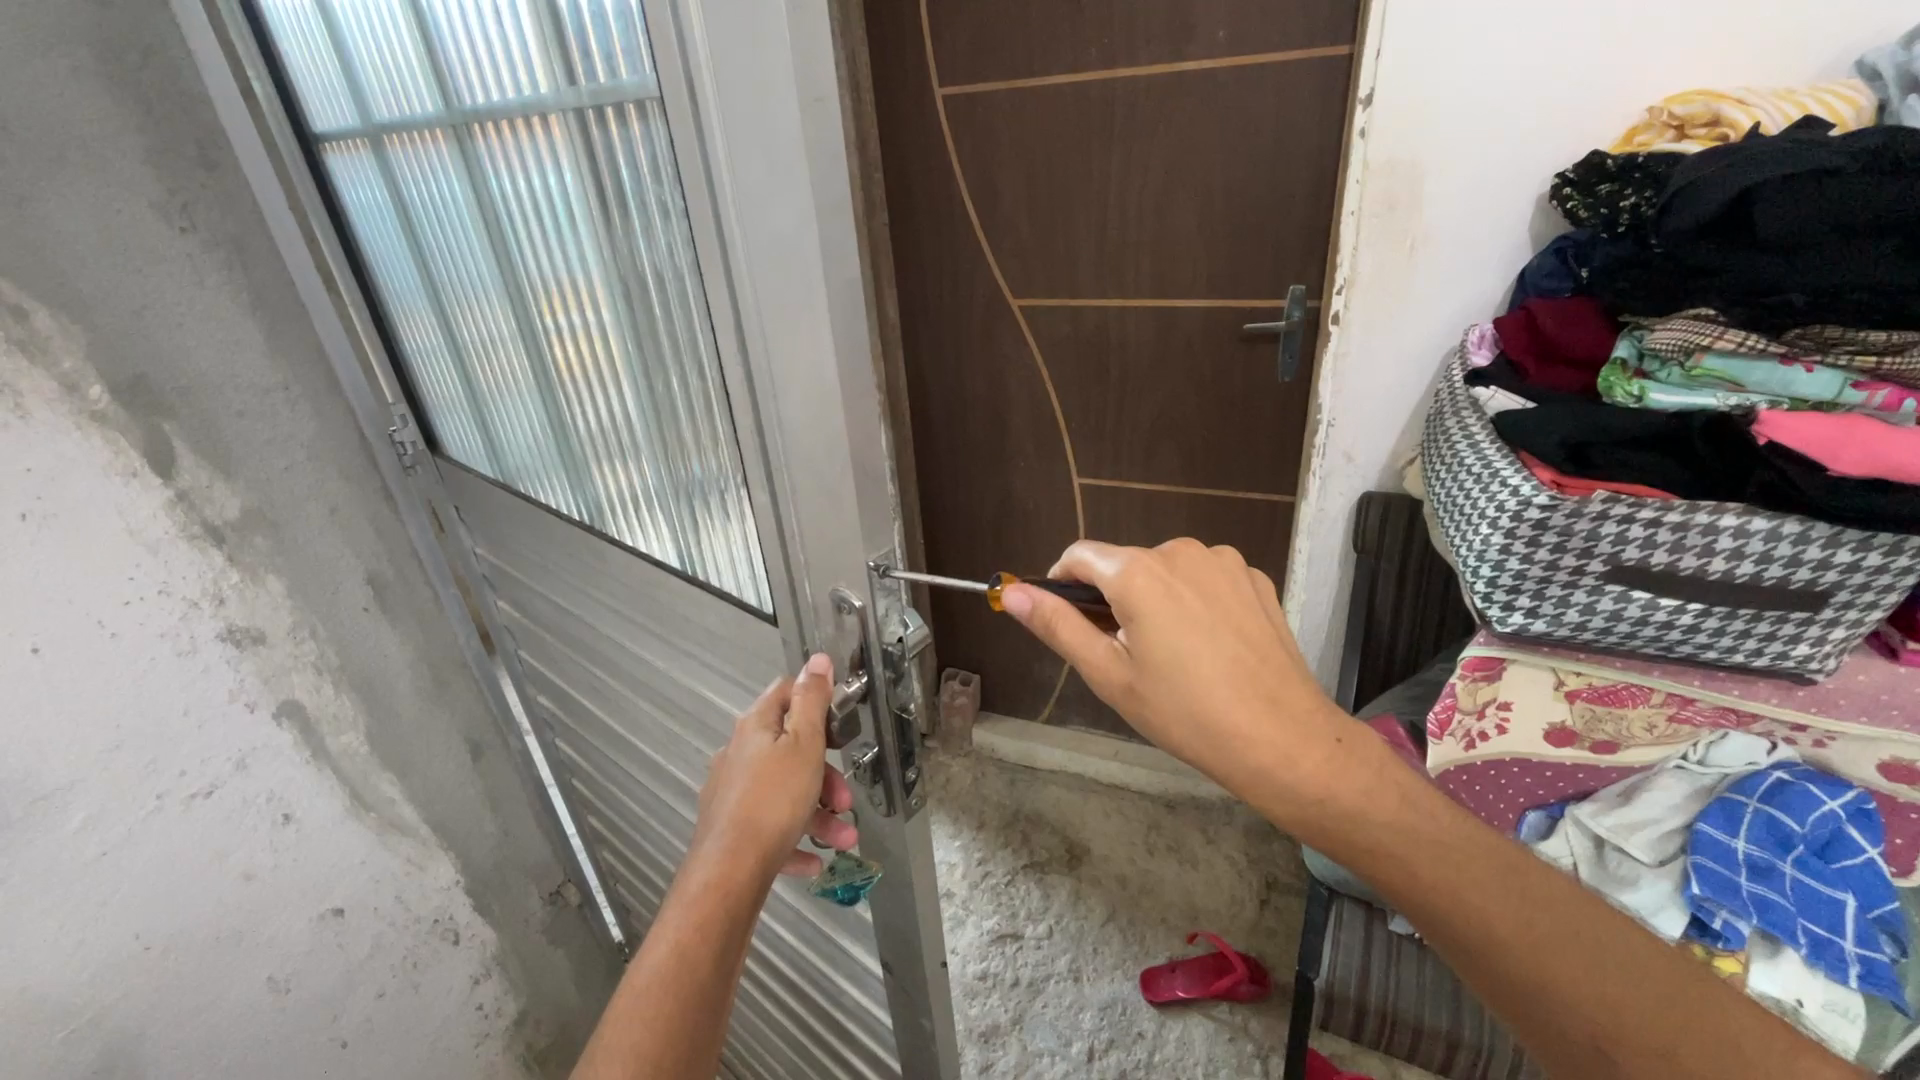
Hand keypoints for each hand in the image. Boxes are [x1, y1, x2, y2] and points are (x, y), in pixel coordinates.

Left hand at [692, 653, 858, 881]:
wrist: (730, 870)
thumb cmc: (774, 799)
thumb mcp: (804, 743)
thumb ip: (813, 701)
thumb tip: (818, 658)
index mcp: (756, 727)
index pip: (785, 693)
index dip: (815, 701)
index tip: (840, 723)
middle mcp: (739, 754)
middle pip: (791, 750)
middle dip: (826, 775)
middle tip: (846, 799)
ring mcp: (733, 793)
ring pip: (785, 795)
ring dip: (819, 815)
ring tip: (844, 840)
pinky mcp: (732, 829)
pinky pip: (771, 829)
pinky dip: (795, 841)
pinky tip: (813, 862)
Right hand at [999, 539, 1351, 811]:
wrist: (1281, 737)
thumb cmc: (1184, 713)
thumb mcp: (1109, 675)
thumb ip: (1057, 626)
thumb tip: (1011, 593)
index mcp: (1136, 572)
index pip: (1079, 556)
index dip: (1063, 586)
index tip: (1070, 625)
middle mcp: (1179, 551)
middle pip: (1125, 564)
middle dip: (1115, 600)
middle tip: (1128, 658)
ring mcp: (1224, 561)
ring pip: (1166, 572)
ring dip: (1156, 600)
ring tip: (1174, 657)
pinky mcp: (1255, 578)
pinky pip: (1205, 580)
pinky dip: (1195, 603)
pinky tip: (1212, 648)